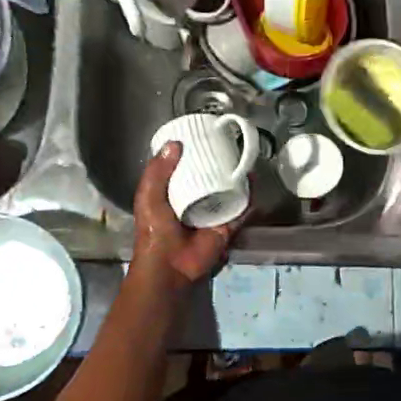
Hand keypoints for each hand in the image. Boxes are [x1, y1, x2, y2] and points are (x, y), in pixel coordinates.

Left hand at [131, 142, 236, 292]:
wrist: (170, 265)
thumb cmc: (155, 230)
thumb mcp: (148, 196)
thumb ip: (157, 171)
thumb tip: (175, 143)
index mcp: (172, 193)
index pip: (183, 169)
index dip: (191, 154)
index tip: (200, 135)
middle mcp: (193, 201)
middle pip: (208, 177)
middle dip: (217, 162)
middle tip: (227, 142)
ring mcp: (211, 213)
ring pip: (227, 190)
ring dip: (235, 175)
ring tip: (243, 154)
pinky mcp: (226, 225)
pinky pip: (240, 208)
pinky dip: (248, 195)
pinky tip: (252, 177)